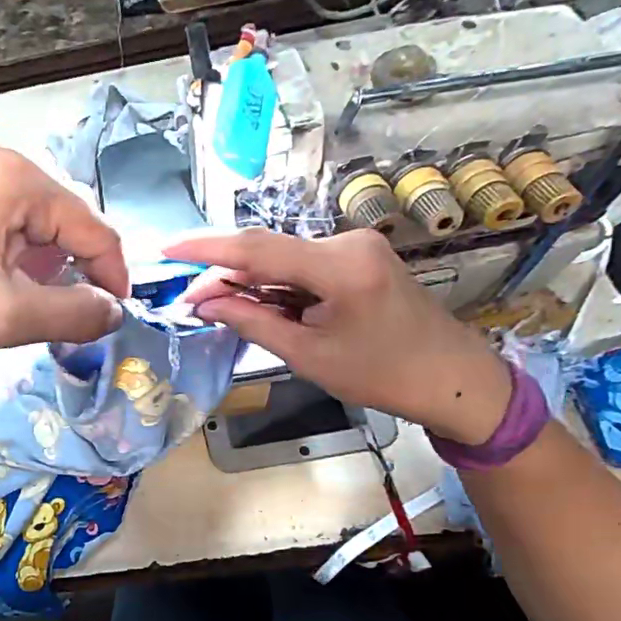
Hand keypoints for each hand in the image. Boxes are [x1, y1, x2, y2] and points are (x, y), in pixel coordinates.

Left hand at [0, 148, 129, 357]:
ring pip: (33, 238)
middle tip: (61, 328)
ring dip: (41, 280)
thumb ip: (74, 314)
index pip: (96, 230)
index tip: (111, 324)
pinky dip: (11, 272)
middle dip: (73, 280)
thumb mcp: (5, 314)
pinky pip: (2, 239)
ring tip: (22, 317)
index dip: (113, 280)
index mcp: (21, 181)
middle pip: (66, 231)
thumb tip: (115, 312)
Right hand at [166, 228, 512, 442]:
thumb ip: (253, 322)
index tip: (167, 251)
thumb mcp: (309, 355)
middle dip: (227, 274)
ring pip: (285, 258)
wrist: (452, 377)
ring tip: (223, 309)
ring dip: (254, 282)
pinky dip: (280, 284)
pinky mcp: (361, 257)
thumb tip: (206, 302)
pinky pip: (305, 264)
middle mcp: (348, 242)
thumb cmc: (383, 376)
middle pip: (269, 251)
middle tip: (192, 300)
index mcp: (339, 266)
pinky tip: (264, 306)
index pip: (257, 248)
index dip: (206, 248)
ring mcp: (357, 246)